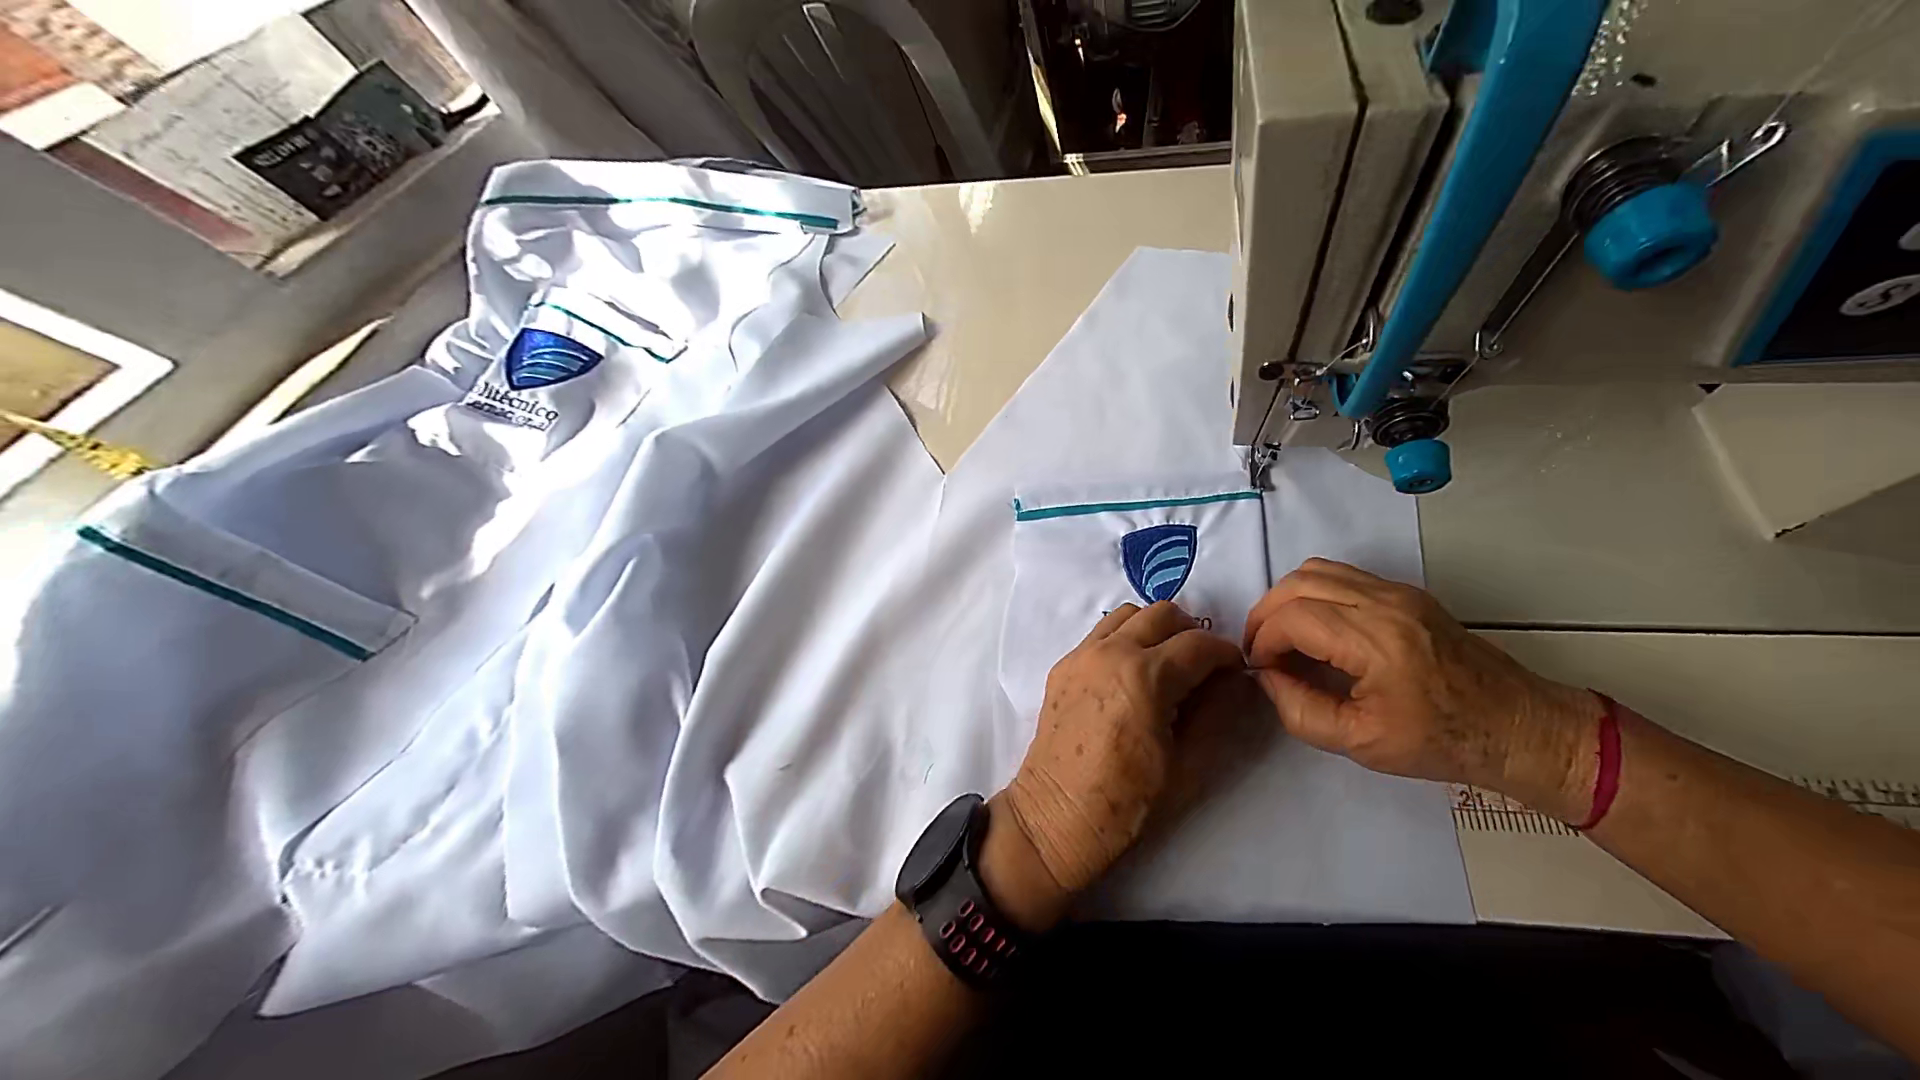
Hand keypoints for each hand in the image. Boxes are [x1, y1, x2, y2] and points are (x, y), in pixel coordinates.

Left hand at [999, 602, 1243, 909]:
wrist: (1056, 816)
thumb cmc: (1127, 801)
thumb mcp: (1188, 765)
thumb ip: (1216, 713)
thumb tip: (1234, 680)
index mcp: (1144, 676)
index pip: (1199, 644)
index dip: (1227, 654)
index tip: (1236, 671)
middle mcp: (1110, 652)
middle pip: (1162, 613)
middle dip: (1192, 632)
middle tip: (1203, 664)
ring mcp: (1081, 655)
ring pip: (1127, 615)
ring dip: (1155, 628)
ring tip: (1168, 664)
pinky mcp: (1062, 666)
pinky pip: (1100, 633)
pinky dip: (1125, 638)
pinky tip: (1132, 674)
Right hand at [1241, 558, 1602, 821]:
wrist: (1520, 728)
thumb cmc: (1441, 742)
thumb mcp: (1359, 743)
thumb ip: (1299, 710)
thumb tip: (1267, 677)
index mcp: (1375, 641)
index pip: (1292, 618)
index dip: (1263, 641)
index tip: (1260, 668)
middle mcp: (1384, 603)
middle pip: (1297, 584)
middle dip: (1265, 615)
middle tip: (1261, 650)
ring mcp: (1397, 592)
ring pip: (1315, 571)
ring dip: (1286, 599)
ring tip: (1282, 635)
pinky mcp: (1405, 592)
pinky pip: (1340, 575)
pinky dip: (1312, 593)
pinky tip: (1315, 627)